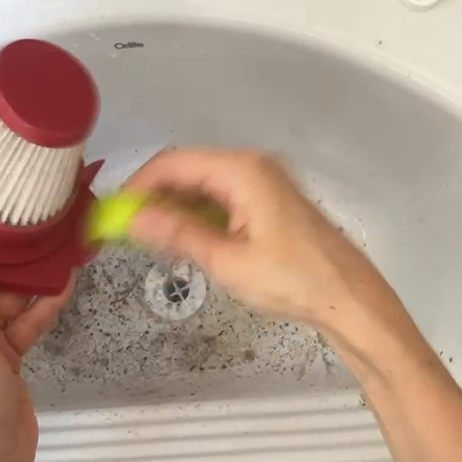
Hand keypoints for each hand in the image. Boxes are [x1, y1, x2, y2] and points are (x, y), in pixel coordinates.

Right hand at [124, 148, 399, 343]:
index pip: (173, 164)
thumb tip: (134, 219)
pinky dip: (200, 216)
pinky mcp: (271, 203)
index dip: (138, 186)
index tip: (113, 212)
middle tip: (127, 231)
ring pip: (205, 186)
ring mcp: (265, 183)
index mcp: (242, 171)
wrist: (348, 297)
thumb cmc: (294, 280)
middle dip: (155, 198)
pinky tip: (187, 241)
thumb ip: (178, 234)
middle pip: (188, 171)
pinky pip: (224, 199)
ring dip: (176, 208)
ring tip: (152, 241)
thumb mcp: (227, 260)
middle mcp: (253, 167)